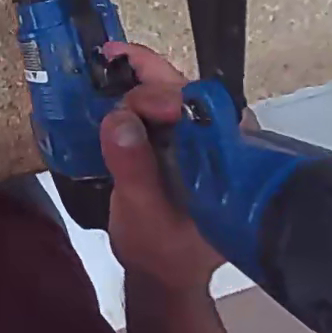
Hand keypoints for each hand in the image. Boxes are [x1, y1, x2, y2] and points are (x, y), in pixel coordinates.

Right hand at [100, 42, 224, 294]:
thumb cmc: (162, 250)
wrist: (163, 271)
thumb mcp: (144, 215)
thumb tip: (119, 119)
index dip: (162, 96)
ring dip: (136, 75)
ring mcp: (205, 133)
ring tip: (102, 62)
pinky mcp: (185, 134)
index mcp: (229, 153)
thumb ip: (134, 170)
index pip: (201, 107)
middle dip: (143, 73)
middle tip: (103, 60)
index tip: (123, 102)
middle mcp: (224, 135)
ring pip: (172, 89)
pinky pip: (160, 102)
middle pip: (185, 89)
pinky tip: (108, 83)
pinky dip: (132, 90)